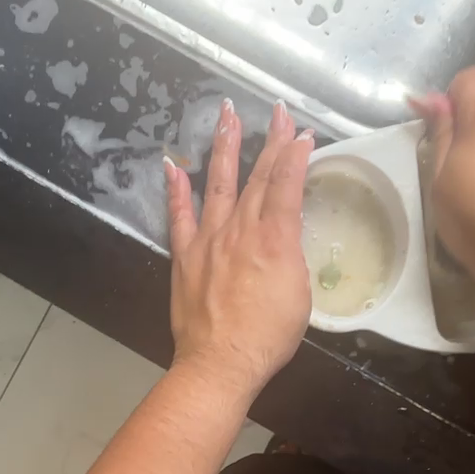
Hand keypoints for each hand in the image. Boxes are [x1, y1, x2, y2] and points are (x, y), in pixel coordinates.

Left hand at [164, 100, 315, 398]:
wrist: (220, 362)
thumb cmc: (268, 337)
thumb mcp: (299, 295)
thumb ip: (291, 258)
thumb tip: (283, 241)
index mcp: (274, 239)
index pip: (286, 184)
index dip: (295, 155)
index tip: (302, 133)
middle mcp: (240, 230)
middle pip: (256, 176)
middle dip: (269, 140)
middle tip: (275, 111)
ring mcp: (208, 240)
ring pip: (218, 183)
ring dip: (225, 146)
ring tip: (227, 115)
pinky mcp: (185, 257)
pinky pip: (179, 216)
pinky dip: (176, 190)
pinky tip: (173, 164)